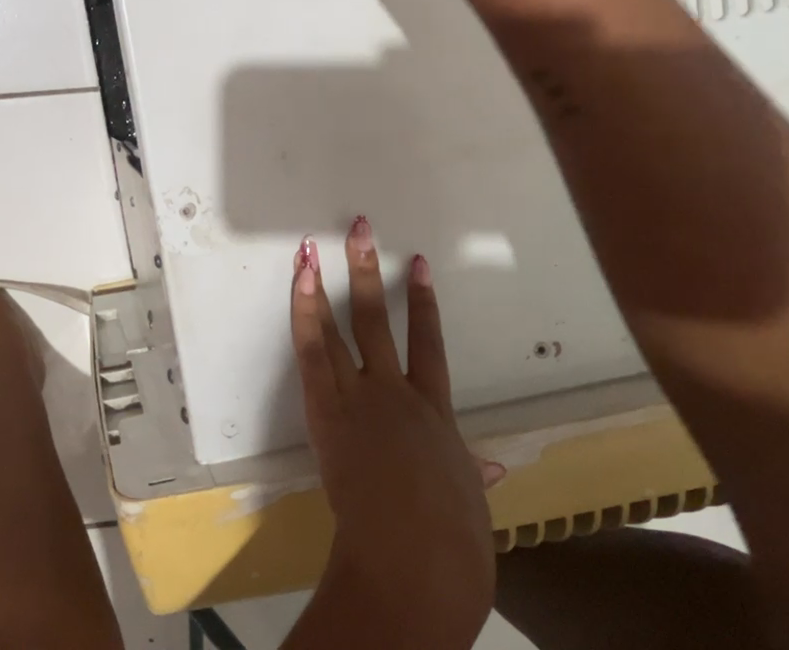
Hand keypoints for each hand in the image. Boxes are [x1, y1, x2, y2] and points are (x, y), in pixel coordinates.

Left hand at [285, 219, 502, 648]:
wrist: (420, 558)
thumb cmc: (452, 541)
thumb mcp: (465, 501)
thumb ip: (470, 474)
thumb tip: (487, 470)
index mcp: (437, 415)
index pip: (430, 346)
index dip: (424, 304)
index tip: (418, 267)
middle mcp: (399, 393)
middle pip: (381, 320)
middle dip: (370, 270)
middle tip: (360, 228)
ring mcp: (362, 395)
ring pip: (344, 326)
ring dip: (330, 280)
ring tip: (317, 242)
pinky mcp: (328, 408)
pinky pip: (313, 349)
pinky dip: (306, 311)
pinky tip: (301, 279)